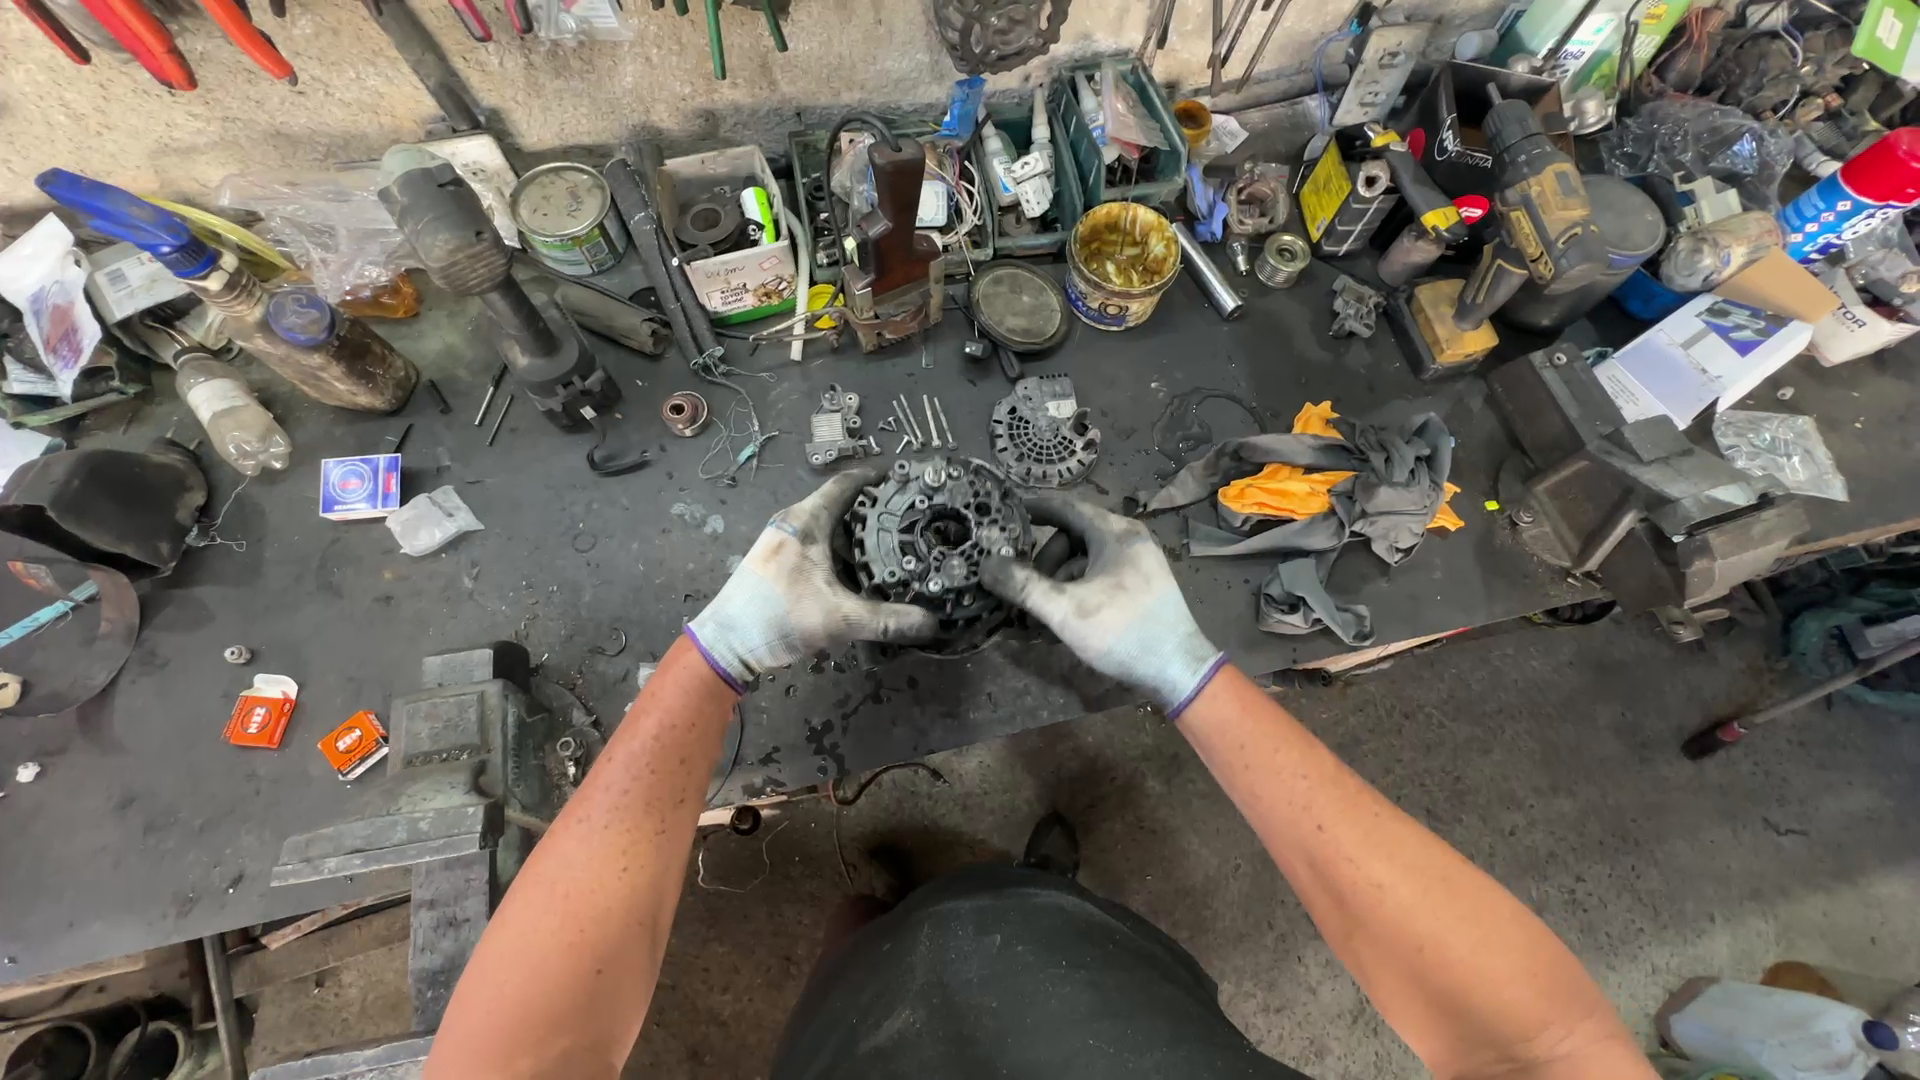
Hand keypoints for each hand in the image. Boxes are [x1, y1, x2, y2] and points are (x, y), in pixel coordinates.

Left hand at [686, 469, 939, 691]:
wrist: (725, 644)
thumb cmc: (778, 618)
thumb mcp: (840, 619)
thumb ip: (887, 621)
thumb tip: (931, 625)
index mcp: (806, 521)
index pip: (846, 484)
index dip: (876, 478)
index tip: (904, 480)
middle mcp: (792, 522)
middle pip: (840, 506)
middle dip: (873, 513)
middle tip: (907, 522)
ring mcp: (782, 541)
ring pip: (828, 528)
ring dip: (856, 538)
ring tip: (891, 549)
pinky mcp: (777, 561)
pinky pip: (817, 545)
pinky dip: (840, 553)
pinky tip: (858, 575)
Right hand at [982, 496, 1225, 715]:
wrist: (1179, 671)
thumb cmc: (1123, 633)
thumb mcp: (1066, 610)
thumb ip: (1023, 586)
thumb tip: (985, 564)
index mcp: (1114, 533)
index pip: (1064, 506)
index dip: (1032, 508)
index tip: (1004, 514)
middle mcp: (1128, 539)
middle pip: (1071, 537)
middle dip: (1043, 563)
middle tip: (1026, 592)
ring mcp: (1137, 562)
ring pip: (1083, 561)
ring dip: (1058, 583)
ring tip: (1043, 618)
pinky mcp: (1141, 585)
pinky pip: (1098, 576)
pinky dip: (1077, 592)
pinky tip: (1065, 623)